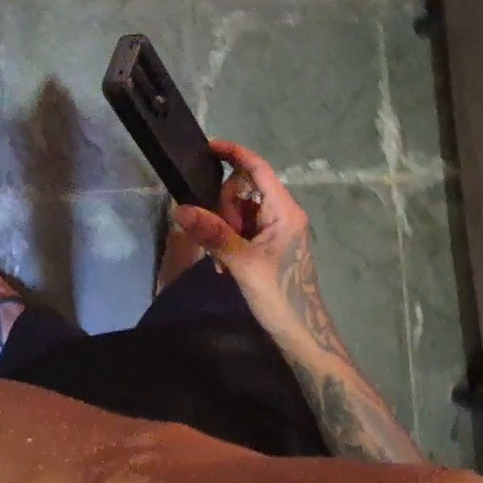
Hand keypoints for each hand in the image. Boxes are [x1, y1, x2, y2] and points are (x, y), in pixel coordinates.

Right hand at [171, 140, 322, 335]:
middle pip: (243, 190)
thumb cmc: (280, 296)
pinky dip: (229, 240)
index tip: (207, 148)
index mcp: (284, 211)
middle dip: (223, 207)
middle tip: (217, 238)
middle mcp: (282, 214)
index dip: (234, 154)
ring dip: (223, 227)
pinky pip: (242, 229)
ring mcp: (276, 230)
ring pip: (239, 210)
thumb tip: (180, 209)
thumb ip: (213, 233)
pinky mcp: (269, 245)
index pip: (258, 169)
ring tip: (221, 259)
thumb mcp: (243, 263)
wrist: (302, 335)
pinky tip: (224, 264)